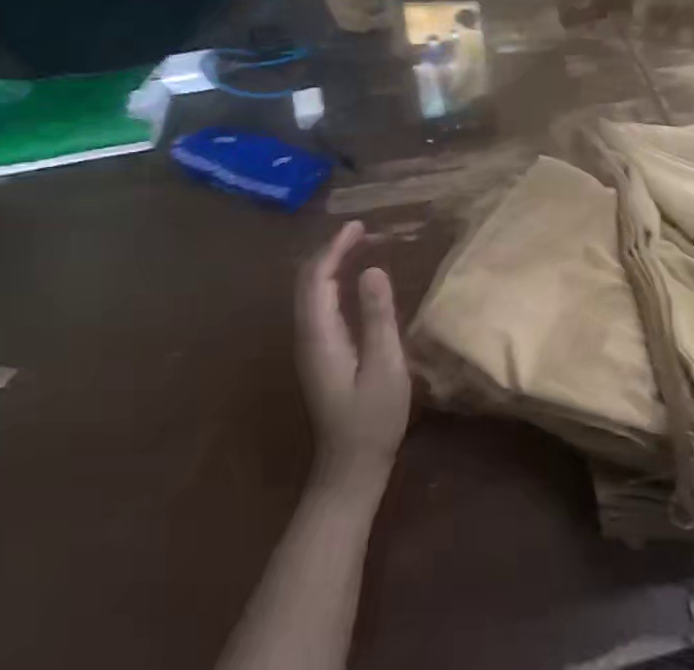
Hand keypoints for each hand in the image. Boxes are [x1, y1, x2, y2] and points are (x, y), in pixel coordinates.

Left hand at [295, 221, 410, 492]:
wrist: (350, 466)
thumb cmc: (373, 419)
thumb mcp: (385, 367)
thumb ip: (379, 318)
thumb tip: (373, 270)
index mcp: (321, 336)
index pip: (317, 279)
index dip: (334, 249)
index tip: (359, 227)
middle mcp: (307, 337)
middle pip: (308, 282)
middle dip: (330, 251)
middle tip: (362, 231)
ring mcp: (311, 346)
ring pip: (311, 293)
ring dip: (330, 264)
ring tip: (359, 246)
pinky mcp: (320, 354)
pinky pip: (319, 306)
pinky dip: (333, 283)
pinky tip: (353, 281)